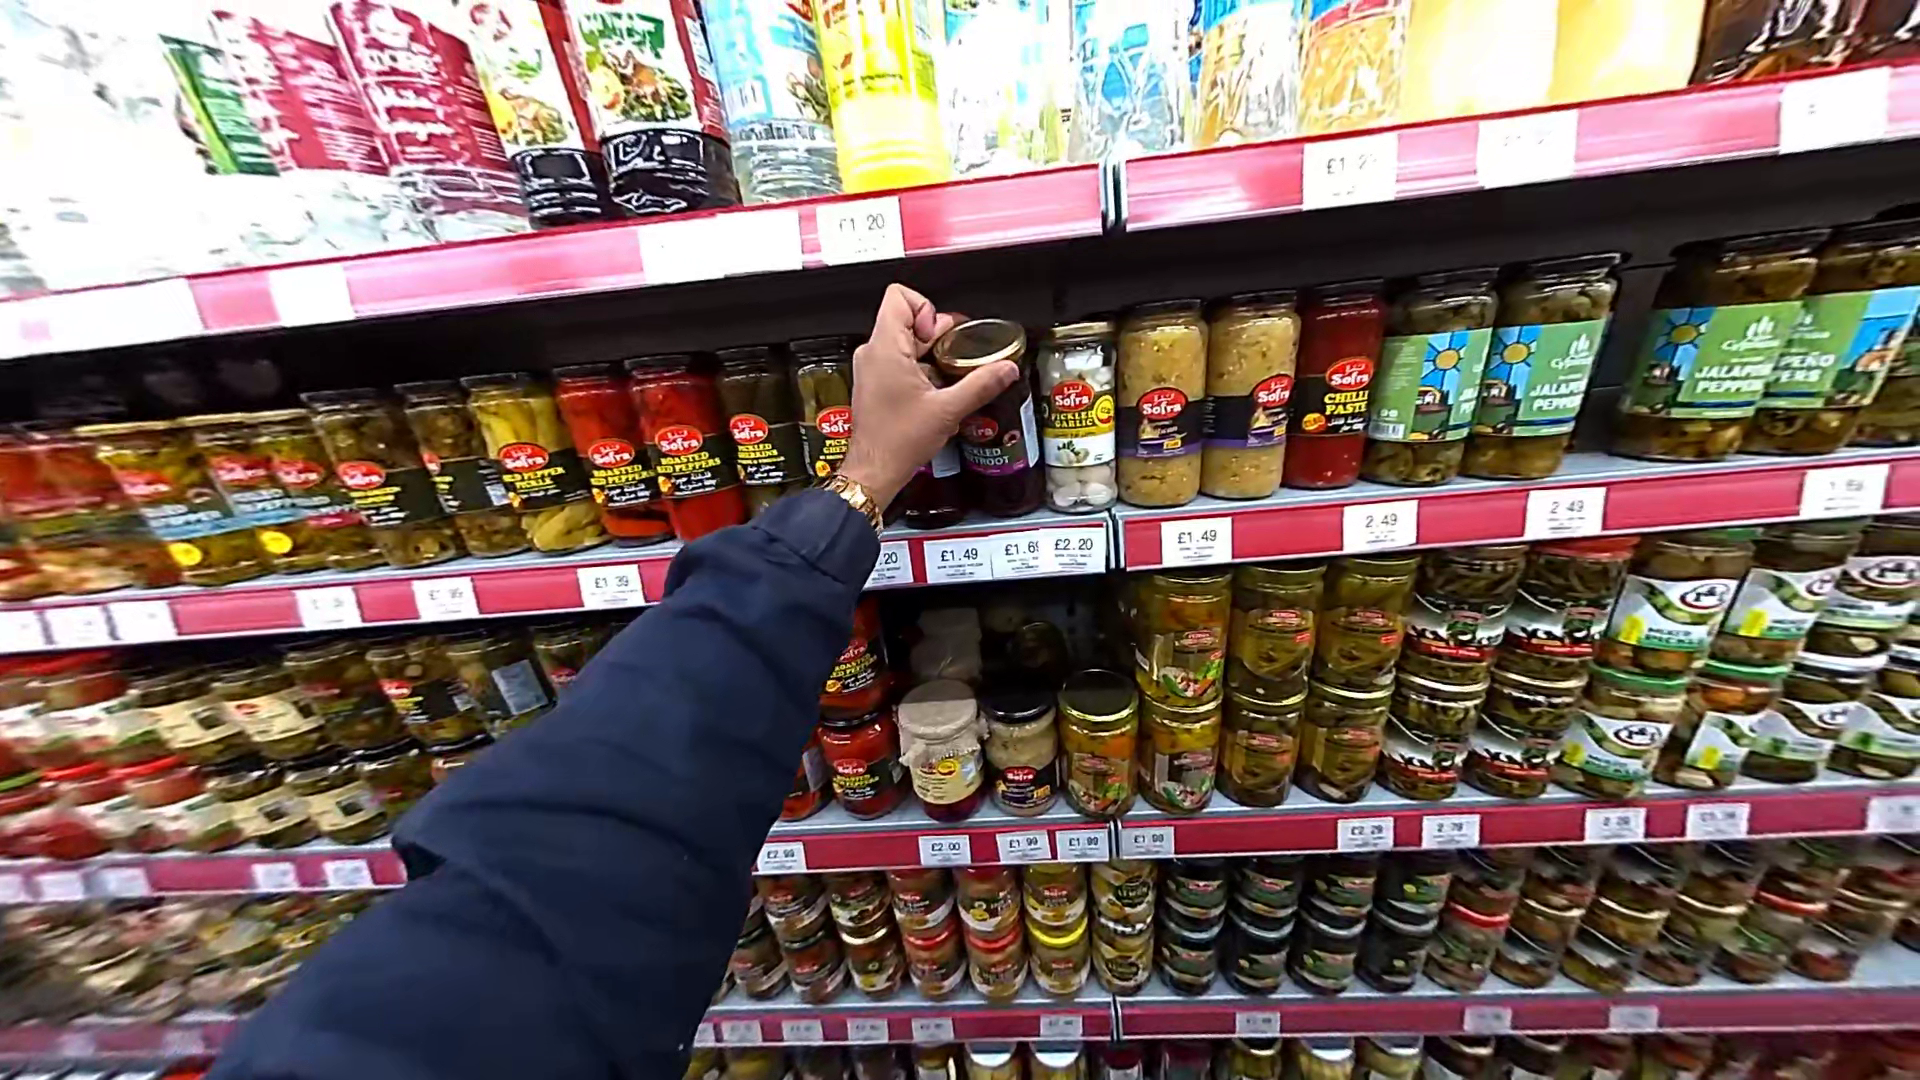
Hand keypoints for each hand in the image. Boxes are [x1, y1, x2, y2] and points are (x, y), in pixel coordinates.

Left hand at [837, 284, 1019, 510]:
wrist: (875, 471)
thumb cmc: (897, 442)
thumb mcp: (948, 410)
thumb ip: (981, 384)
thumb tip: (1006, 369)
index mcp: (885, 348)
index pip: (900, 296)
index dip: (927, 308)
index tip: (942, 337)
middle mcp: (873, 353)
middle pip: (908, 318)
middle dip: (938, 334)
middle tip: (956, 356)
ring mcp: (872, 369)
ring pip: (905, 341)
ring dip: (931, 354)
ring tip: (949, 376)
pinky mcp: (876, 385)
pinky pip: (900, 361)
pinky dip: (921, 369)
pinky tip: (937, 392)